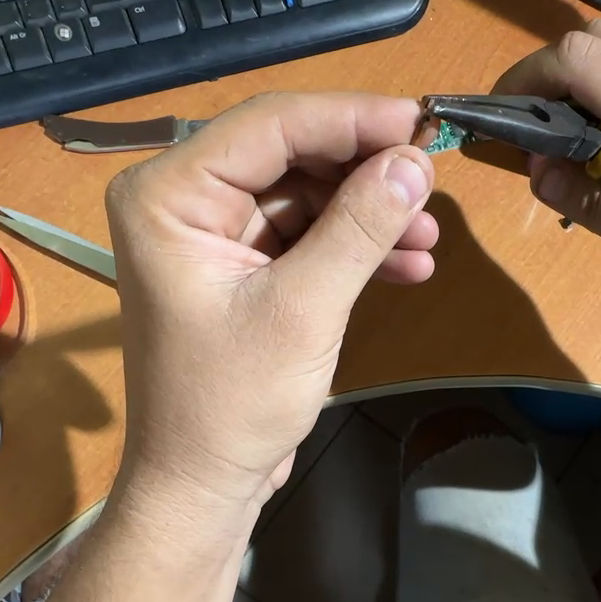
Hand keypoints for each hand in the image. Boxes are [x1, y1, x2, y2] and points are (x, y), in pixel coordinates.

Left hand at [105, 93, 436, 513]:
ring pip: (306, 199)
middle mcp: (184, 203)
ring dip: (368, 216)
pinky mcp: (243, 273)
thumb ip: (359, 229)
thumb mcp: (303, 311)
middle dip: (364, 173)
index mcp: (169, 196)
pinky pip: (305, 241)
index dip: (350, 119)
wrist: (205, 481)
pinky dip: (353, 251)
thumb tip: (417, 163)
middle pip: (291, 158)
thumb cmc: (233, 404)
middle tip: (431, 182)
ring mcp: (214, 239)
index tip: (420, 123)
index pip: (270, 127)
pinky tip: (407, 266)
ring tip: (428, 235)